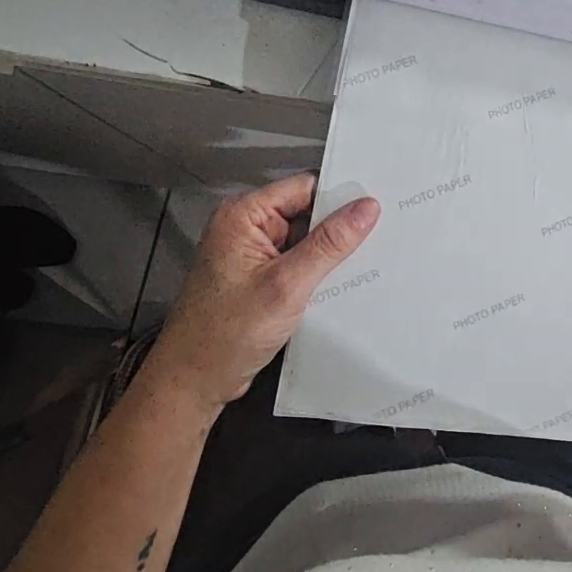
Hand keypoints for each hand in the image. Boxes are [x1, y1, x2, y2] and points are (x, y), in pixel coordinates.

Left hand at [142, 172, 379, 413]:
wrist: (193, 384)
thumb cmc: (227, 334)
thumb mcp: (287, 285)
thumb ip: (329, 244)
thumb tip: (366, 208)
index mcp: (244, 215)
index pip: (306, 187)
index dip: (341, 196)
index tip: (377, 207)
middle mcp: (246, 227)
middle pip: (307, 211)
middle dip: (338, 227)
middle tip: (379, 236)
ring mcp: (253, 253)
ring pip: (306, 238)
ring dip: (329, 253)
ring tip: (366, 261)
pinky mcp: (259, 277)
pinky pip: (298, 261)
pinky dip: (318, 271)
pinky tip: (342, 282)